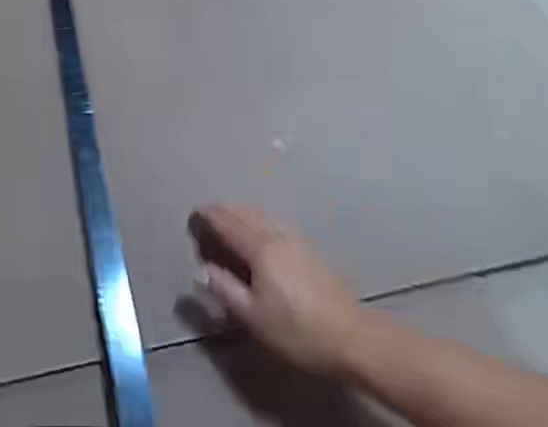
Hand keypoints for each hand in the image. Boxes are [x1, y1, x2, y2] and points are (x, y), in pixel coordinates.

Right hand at [188, 204, 378, 378]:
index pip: (229, 225)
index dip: (210, 216)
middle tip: (209, 213)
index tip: (195, 212)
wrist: (352, 337)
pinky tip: (263, 227)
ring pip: (263, 216)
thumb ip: (225, 290)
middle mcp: (277, 238)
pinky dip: (260, 218)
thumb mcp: (254, 317)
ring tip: (231, 215)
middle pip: (246, 214)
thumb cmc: (297, 330)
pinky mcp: (310, 250)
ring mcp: (296, 241)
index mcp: (261, 251)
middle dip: (225, 210)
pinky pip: (276, 222)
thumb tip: (201, 270)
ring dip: (243, 211)